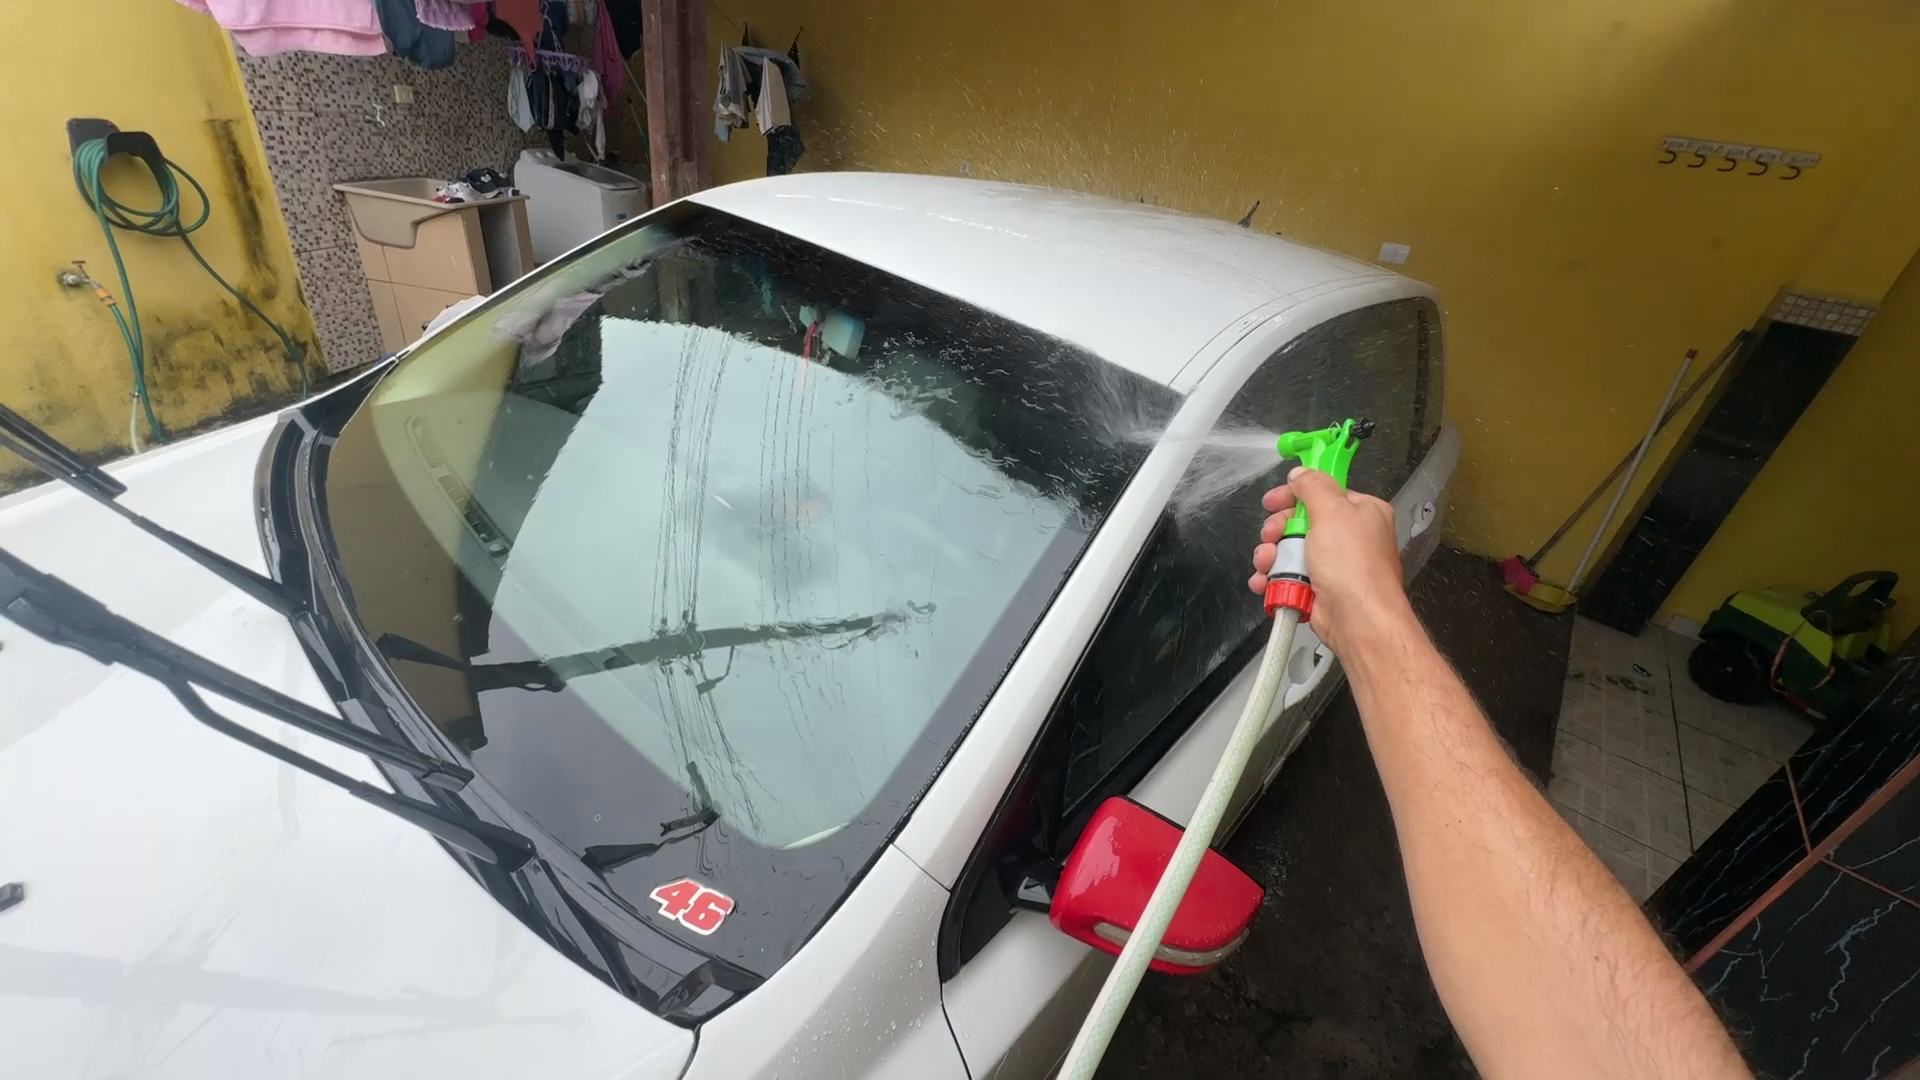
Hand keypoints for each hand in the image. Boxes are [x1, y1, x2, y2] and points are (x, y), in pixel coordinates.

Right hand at [1246, 467, 1412, 655]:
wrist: (1356, 619)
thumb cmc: (1354, 567)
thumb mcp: (1332, 512)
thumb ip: (1313, 487)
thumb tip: (1300, 474)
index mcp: (1360, 512)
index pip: (1322, 492)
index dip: (1293, 495)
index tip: (1273, 500)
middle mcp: (1347, 536)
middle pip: (1297, 522)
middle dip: (1277, 531)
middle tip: (1272, 536)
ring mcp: (1331, 563)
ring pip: (1287, 550)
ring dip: (1270, 556)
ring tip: (1268, 564)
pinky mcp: (1315, 586)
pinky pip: (1285, 575)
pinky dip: (1271, 578)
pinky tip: (1265, 581)